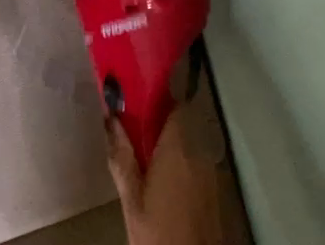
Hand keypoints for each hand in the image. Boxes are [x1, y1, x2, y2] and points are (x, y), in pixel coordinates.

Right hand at [107, 81, 240, 244]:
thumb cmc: (157, 232)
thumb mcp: (130, 197)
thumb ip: (121, 155)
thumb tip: (110, 117)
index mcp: (177, 146)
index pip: (172, 102)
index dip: (154, 95)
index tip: (133, 94)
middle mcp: (198, 149)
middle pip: (180, 119)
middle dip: (157, 120)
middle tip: (132, 129)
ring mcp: (209, 168)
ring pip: (187, 139)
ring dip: (168, 140)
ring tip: (143, 154)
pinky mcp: (213, 186)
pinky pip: (194, 159)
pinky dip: (179, 159)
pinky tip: (162, 176)